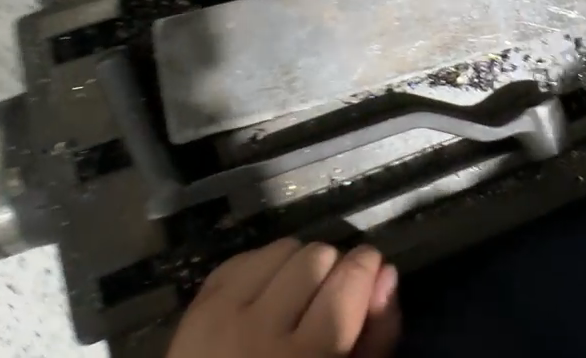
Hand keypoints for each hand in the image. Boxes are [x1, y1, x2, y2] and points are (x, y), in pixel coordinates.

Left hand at [167, 239, 400, 357]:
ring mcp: (223, 315)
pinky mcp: (199, 304)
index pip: (347, 283)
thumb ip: (376, 337)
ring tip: (295, 299)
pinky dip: (264, 269)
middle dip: (331, 268)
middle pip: (317, 256)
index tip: (370, 271)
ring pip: (283, 247)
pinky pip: (249, 255)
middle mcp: (260, 333)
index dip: (366, 266)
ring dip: (298, 265)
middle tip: (327, 298)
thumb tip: (386, 273)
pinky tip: (264, 300)